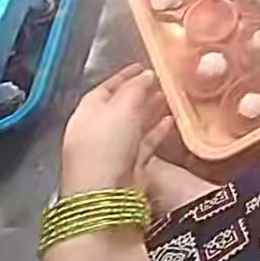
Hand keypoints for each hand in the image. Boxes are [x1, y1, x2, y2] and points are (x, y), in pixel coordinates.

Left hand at [59, 64, 171, 194]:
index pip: (106, 88)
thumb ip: (136, 87)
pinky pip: (145, 142)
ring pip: (134, 124)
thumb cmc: (107, 144)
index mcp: (88, 113)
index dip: (124, 76)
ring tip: (168, 97)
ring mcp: (113, 150)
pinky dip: (157, 131)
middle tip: (160, 81)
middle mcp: (98, 131)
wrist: (106, 194)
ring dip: (150, 110)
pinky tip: (171, 121)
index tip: (142, 66)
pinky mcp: (129, 166)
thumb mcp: (122, 107)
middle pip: (120, 106)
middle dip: (139, 93)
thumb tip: (147, 75)